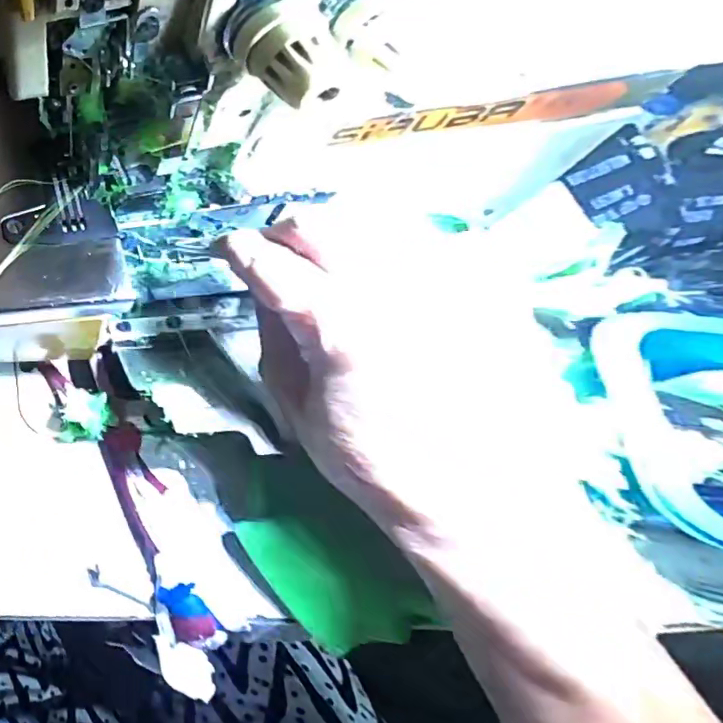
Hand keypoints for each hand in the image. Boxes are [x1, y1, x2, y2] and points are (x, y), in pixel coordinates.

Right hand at [218, 209, 595, 552]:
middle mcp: (397, 292)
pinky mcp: (496, 292)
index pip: (268, 260)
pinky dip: (394, 244)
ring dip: (336, 232)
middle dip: (282, 232)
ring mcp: (453, 286)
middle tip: (275, 257)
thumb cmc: (378, 464)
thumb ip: (275, 334)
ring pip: (374, 217)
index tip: (227, 251)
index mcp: (340, 328)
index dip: (237, 250)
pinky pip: (432, 238)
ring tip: (328, 260)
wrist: (495, 505)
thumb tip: (263, 287)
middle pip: (318, 223)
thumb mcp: (295, 404)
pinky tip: (387, 274)